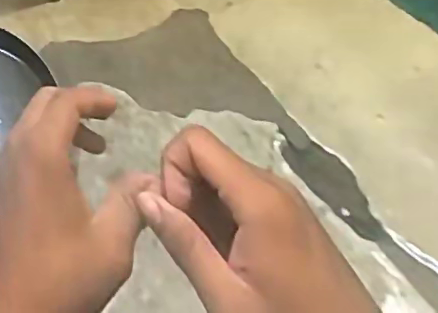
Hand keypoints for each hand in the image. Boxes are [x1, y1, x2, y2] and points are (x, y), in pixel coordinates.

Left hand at [0, 86, 155, 312]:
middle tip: (108, 119)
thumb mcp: (109, 244)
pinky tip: (72, 167)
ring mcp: (5, 162)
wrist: (13, 309)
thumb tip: (149, 176)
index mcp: (41, 151)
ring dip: (63, 120)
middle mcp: (17, 146)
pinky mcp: (1, 179)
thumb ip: (131, 202)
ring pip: (33, 118)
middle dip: (78, 103)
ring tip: (96, 146)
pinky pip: (25, 138)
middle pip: (46, 100)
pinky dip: (49, 137)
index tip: (117, 107)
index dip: (93, 97)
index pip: (66, 101)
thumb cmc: (61, 275)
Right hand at [139, 127, 376, 312]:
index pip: (194, 140)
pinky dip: (225, 213)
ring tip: (214, 257)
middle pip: (208, 156)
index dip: (173, 171)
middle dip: (186, 190)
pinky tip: (234, 257)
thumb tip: (143, 194)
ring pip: (223, 174)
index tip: (178, 219)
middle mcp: (273, 183)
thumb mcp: (228, 298)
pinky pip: (244, 192)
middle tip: (192, 244)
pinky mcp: (294, 214)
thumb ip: (184, 242)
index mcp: (259, 195)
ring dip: (204, 205)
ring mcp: (287, 198)